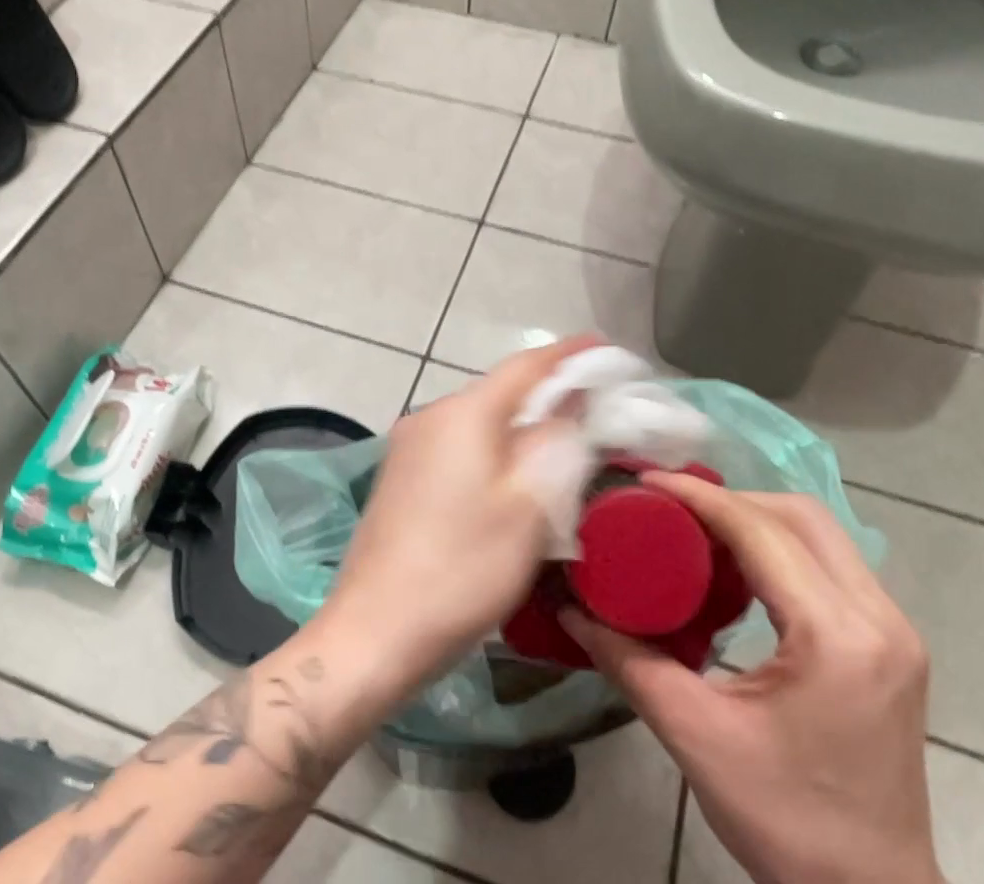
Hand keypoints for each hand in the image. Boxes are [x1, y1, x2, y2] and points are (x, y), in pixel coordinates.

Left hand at [317, 337, 598, 691]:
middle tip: (599, 414)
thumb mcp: (529, 508)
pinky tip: (517, 484)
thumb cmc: (462, 570)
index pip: (527, 366)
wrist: (375, 632)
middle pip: (501, 395)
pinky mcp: (400, 481)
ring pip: (480, 426)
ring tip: (568, 449)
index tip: (608, 351)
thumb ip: (556, 444)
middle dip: (551, 399)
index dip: (571, 356)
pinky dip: (495, 456)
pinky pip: (460, 452)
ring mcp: (408, 450)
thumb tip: (569, 404)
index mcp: (462, 414)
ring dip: (524, 432)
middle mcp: (429, 418)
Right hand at [563, 474, 940, 883]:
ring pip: (825, 538)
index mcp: (837, 636)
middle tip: (667, 508)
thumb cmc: (782, 817)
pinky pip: (834, 569)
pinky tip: (738, 572)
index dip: (699, 499)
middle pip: (804, 517)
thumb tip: (572, 609)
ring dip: (759, 521)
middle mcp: (880, 618)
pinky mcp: (892, 647)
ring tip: (693, 531)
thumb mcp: (694, 735)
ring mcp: (895, 632)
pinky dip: (783, 551)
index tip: (644, 482)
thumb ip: (628, 661)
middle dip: (732, 499)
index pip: (764, 533)